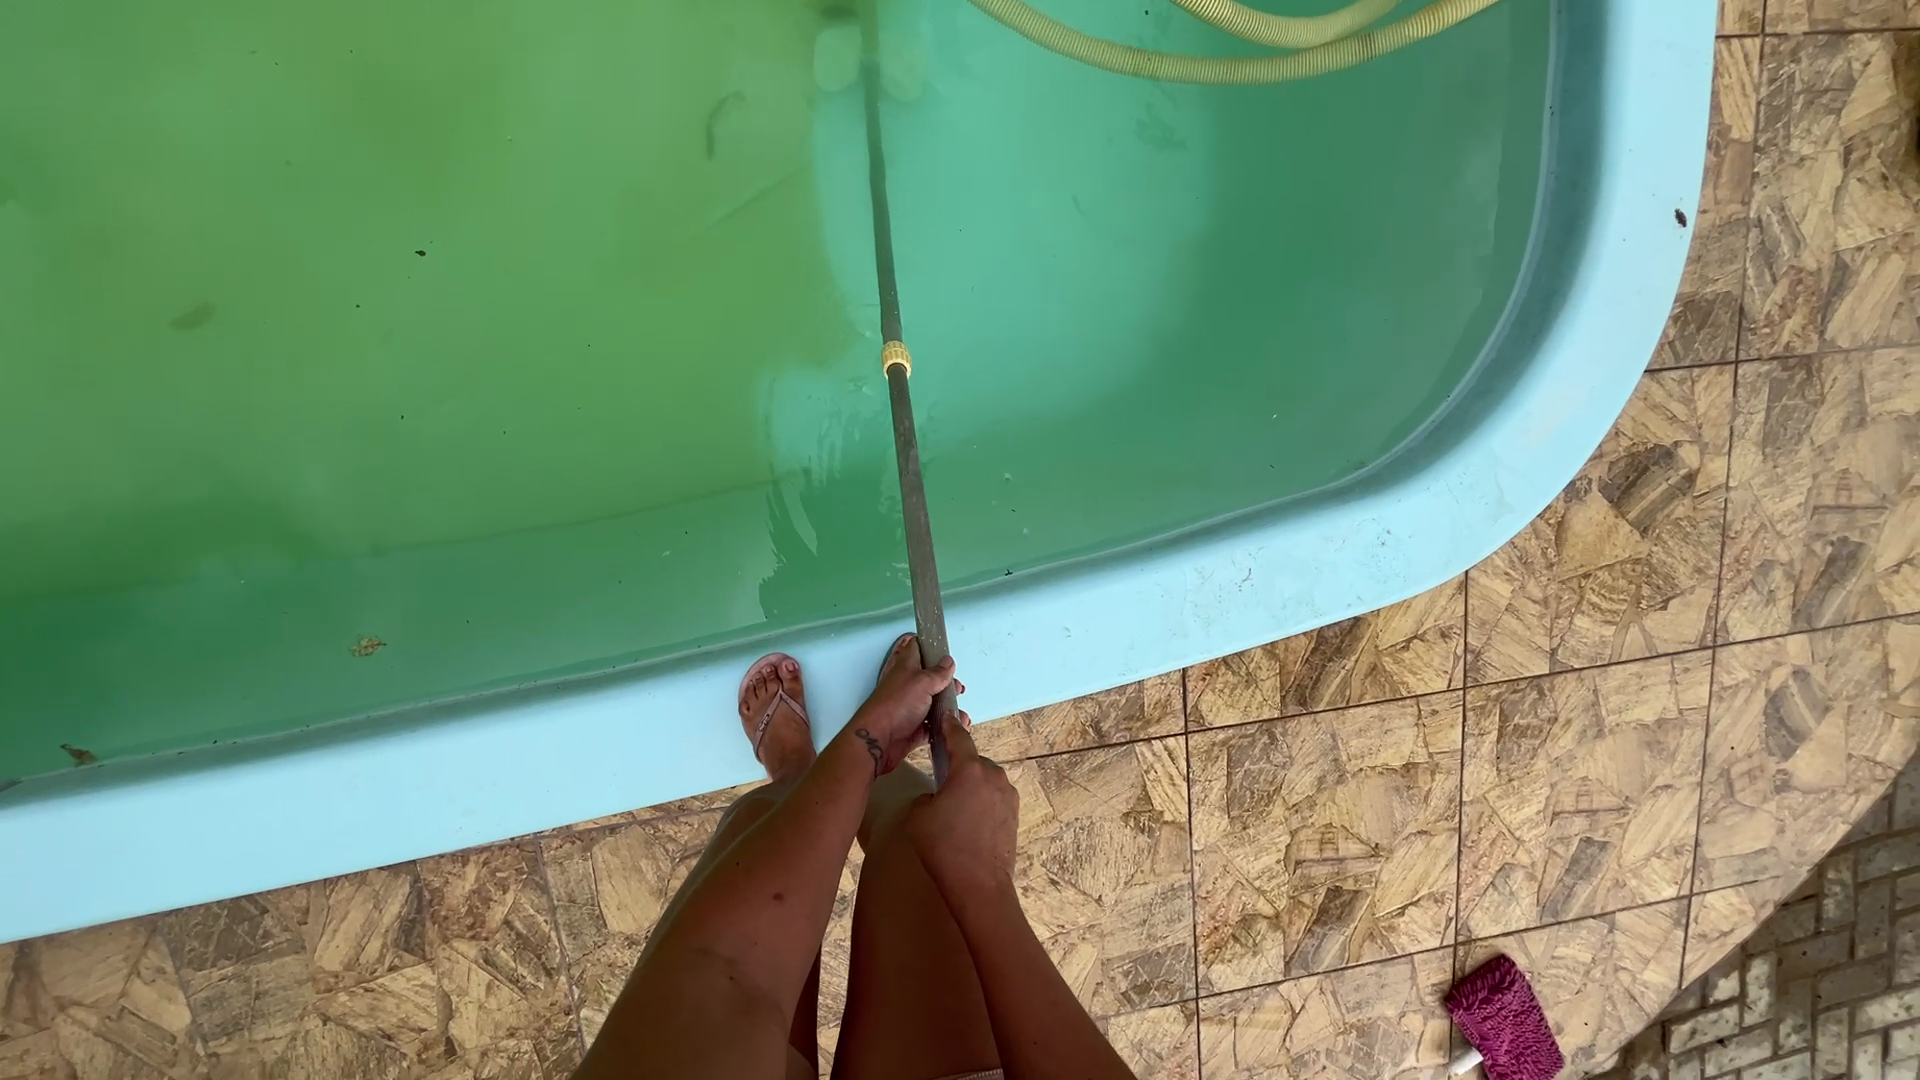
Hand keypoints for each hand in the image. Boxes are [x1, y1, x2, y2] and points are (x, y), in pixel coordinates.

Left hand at [845, 639, 959, 775]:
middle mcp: (906, 686)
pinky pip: (930, 726)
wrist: (878, 740)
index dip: (928, 645)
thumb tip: (947, 663)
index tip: (942, 648)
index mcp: (906, 667)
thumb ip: (937, 673)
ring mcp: (909, 708)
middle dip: (945, 682)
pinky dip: (941, 727)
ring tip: (955, 709)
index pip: (915, 648)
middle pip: (929, 678)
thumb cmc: (892, 706)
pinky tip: (949, 726)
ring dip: (946, 706)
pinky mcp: (911, 728)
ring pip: (931, 703)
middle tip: (955, 686)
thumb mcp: (922, 682)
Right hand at [907, 711, 1017, 901]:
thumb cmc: (945, 847)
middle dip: (959, 769)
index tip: (944, 716)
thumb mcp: (918, 816)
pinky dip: (982, 805)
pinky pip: (994, 799)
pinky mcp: (1015, 814)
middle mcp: (994, 776)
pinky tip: (970, 825)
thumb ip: (926, 795)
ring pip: (985, 782)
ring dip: (972, 789)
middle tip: (942, 787)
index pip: (958, 738)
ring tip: (956, 813)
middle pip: (973, 762)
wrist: (979, 885)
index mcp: (970, 770)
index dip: (949, 726)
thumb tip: (937, 797)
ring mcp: (1008, 796)